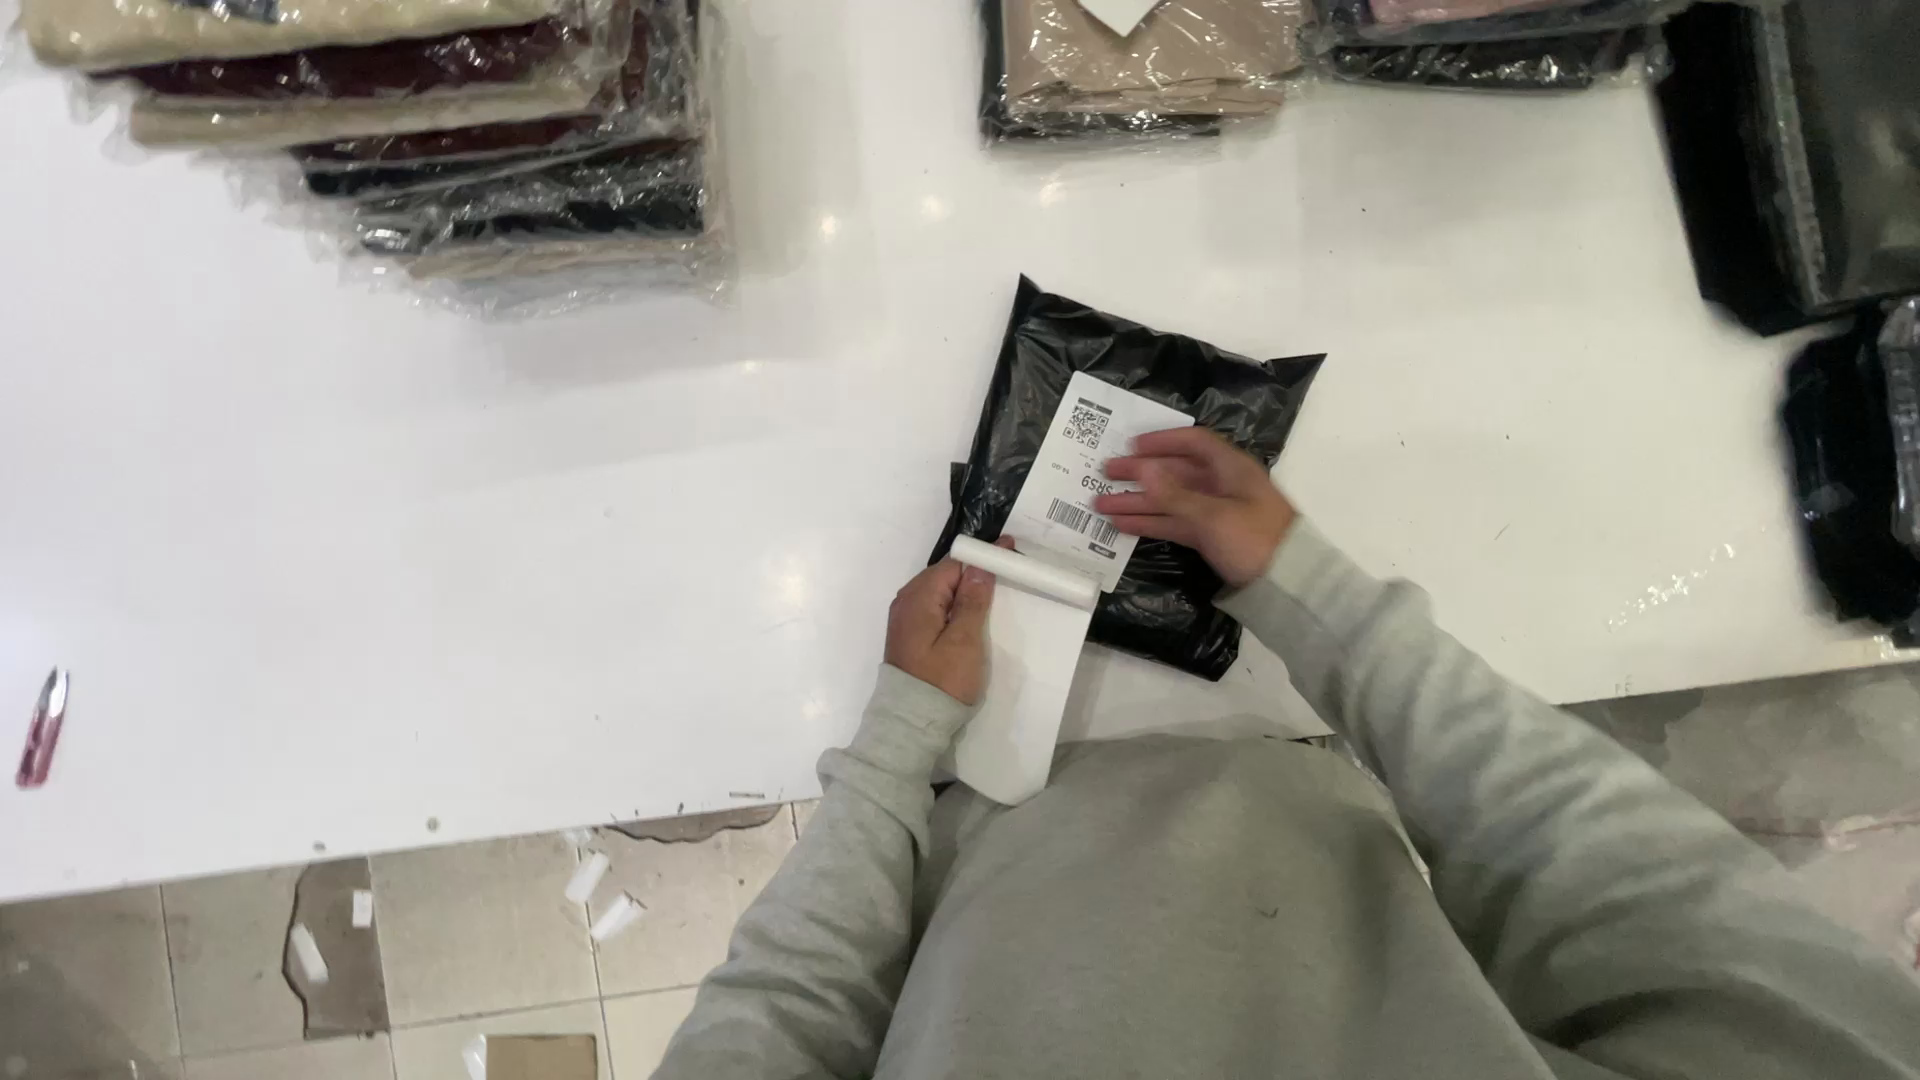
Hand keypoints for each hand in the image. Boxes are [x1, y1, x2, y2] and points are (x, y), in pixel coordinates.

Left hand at [884, 551, 998, 704]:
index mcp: (918, 597)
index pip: (954, 564)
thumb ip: (971, 601)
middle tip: (1009, 570)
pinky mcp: (910, 636)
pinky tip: (973, 614)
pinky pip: (935, 609)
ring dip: (966, 590)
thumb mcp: (964, 640)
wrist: (912, 724)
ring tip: (997, 591)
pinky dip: (955, 606)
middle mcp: (906, 602)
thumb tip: (979, 566)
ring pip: (941, 593)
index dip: (982, 558)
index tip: (1010, 552)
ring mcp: (906, 620)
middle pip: (945, 576)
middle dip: (975, 571)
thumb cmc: (942, 681)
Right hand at [1094, 428, 1297, 587]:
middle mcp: (1220, 485)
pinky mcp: (1208, 536)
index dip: (1162, 441)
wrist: (1287, 585)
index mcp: (1231, 469)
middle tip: (1105, 474)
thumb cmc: (1254, 540)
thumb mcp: (1213, 516)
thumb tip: (1142, 468)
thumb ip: (1174, 494)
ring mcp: (1213, 512)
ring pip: (1169, 500)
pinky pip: (1173, 523)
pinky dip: (1149, 523)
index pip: (1194, 443)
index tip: (1131, 445)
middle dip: (1139, 473)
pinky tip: (1122, 524)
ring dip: (1137, 502)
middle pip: (1174, 472)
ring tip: (1101, 505)